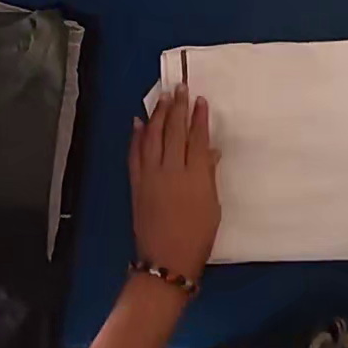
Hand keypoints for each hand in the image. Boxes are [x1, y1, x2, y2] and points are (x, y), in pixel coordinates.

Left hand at [129, 85, 221, 282]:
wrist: (166, 260)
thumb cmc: (198, 235)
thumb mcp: (213, 205)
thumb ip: (209, 175)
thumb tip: (210, 151)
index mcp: (195, 175)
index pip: (197, 138)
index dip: (199, 117)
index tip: (200, 100)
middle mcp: (171, 169)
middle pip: (174, 131)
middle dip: (178, 107)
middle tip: (179, 88)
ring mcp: (151, 175)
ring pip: (153, 136)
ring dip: (158, 115)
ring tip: (163, 98)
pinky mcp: (136, 183)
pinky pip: (135, 153)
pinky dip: (136, 136)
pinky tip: (138, 122)